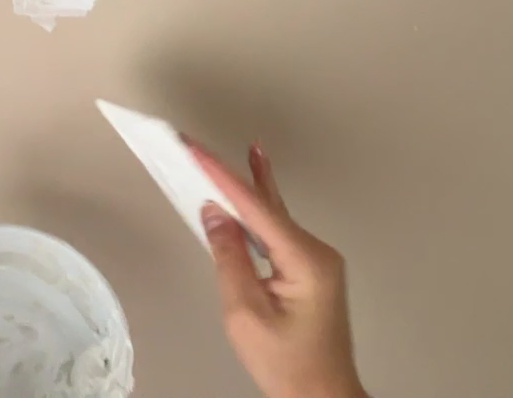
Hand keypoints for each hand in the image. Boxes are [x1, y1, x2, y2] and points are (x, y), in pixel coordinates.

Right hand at [190, 140, 368, 397]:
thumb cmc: (287, 365)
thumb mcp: (245, 313)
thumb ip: (229, 257)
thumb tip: (214, 213)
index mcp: (305, 260)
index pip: (254, 206)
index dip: (220, 175)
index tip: (195, 150)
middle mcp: (316, 252)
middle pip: (265, 203)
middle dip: (230, 174)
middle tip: (200, 147)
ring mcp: (315, 259)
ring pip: (272, 212)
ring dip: (247, 186)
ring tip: (240, 148)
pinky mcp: (309, 267)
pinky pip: (278, 227)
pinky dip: (261, 206)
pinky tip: (262, 180)